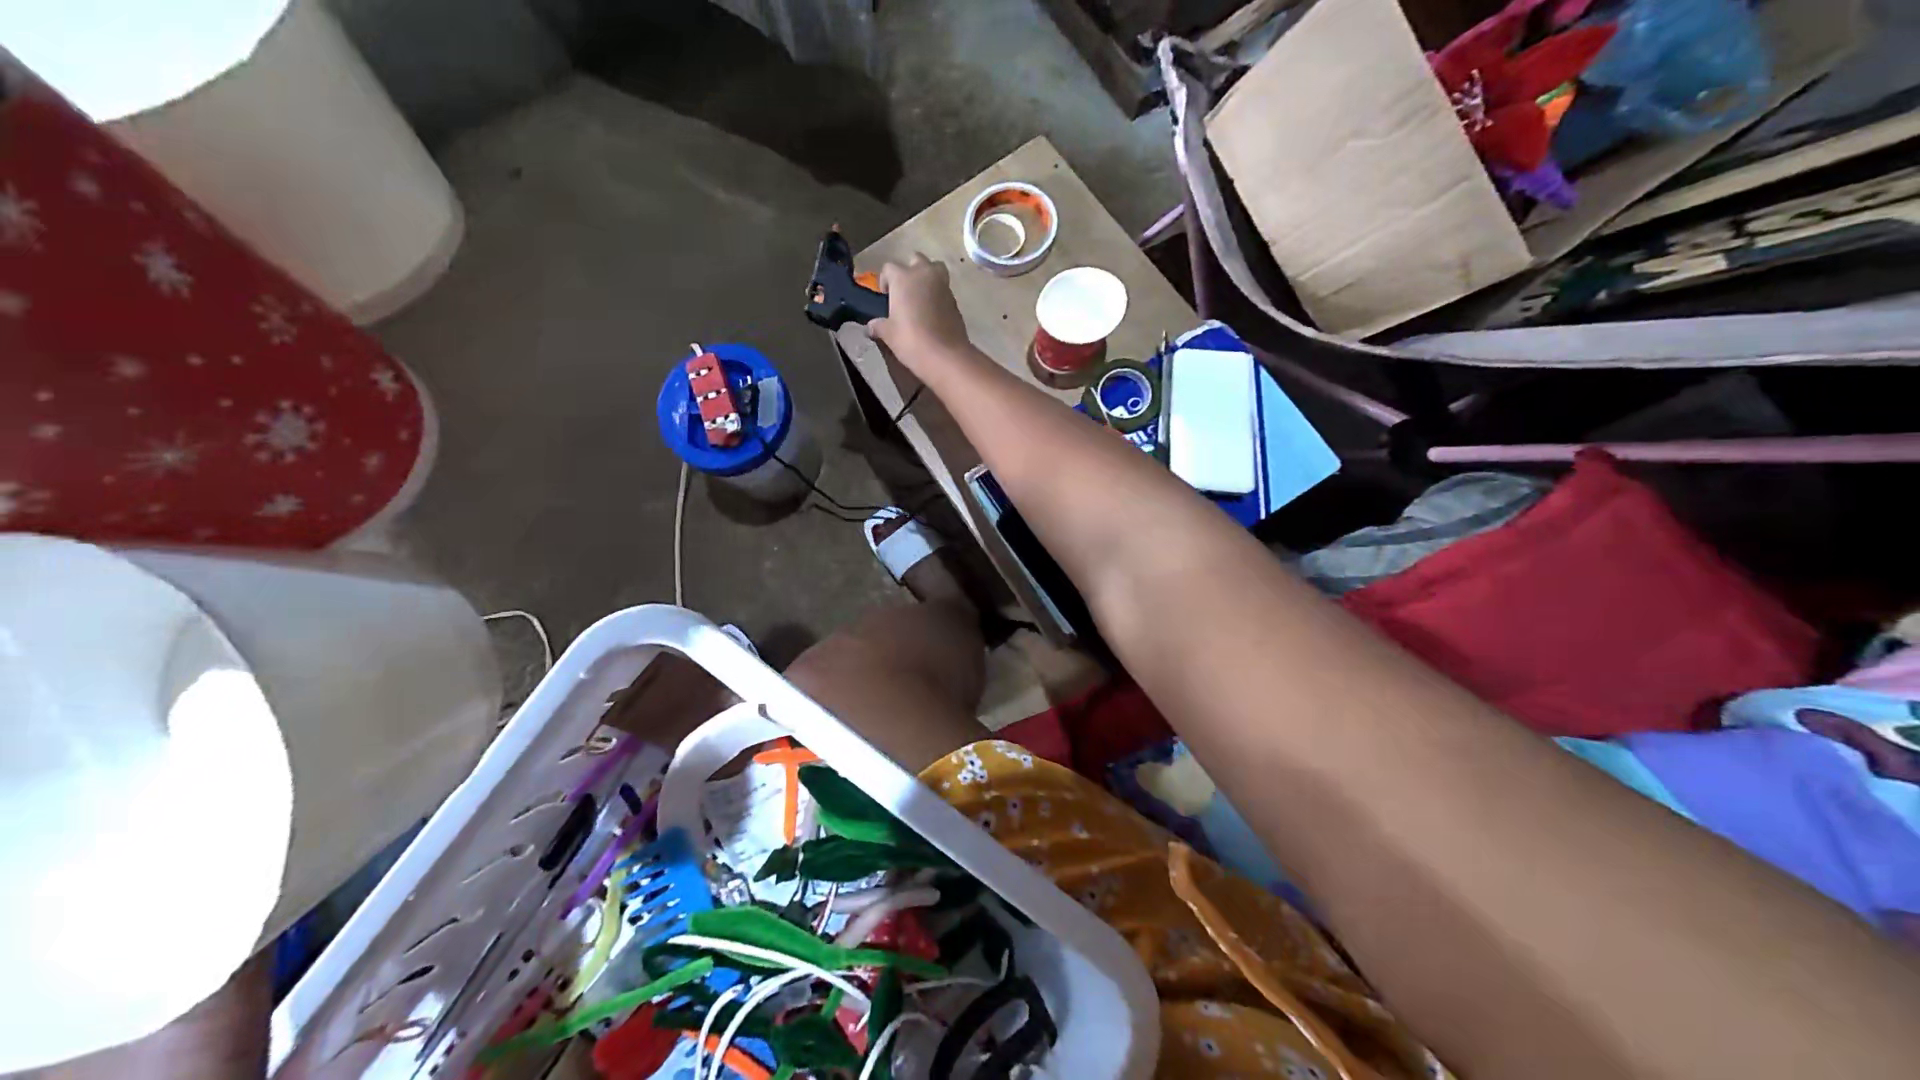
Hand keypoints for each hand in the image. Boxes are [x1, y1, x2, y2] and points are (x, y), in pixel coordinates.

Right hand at [870, 255, 968, 361]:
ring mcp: (943, 285)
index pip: (889, 267)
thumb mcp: (888, 334)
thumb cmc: (910, 339)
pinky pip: (944, 288)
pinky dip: (938, 294)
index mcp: (903, 277)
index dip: (885, 280)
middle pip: (916, 259)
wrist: (944, 354)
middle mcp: (924, 274)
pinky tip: (933, 312)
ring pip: (935, 269)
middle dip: (909, 270)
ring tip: (921, 296)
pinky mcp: (955, 299)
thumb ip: (878, 326)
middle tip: (904, 291)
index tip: (885, 296)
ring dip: (927, 277)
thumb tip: (870, 327)